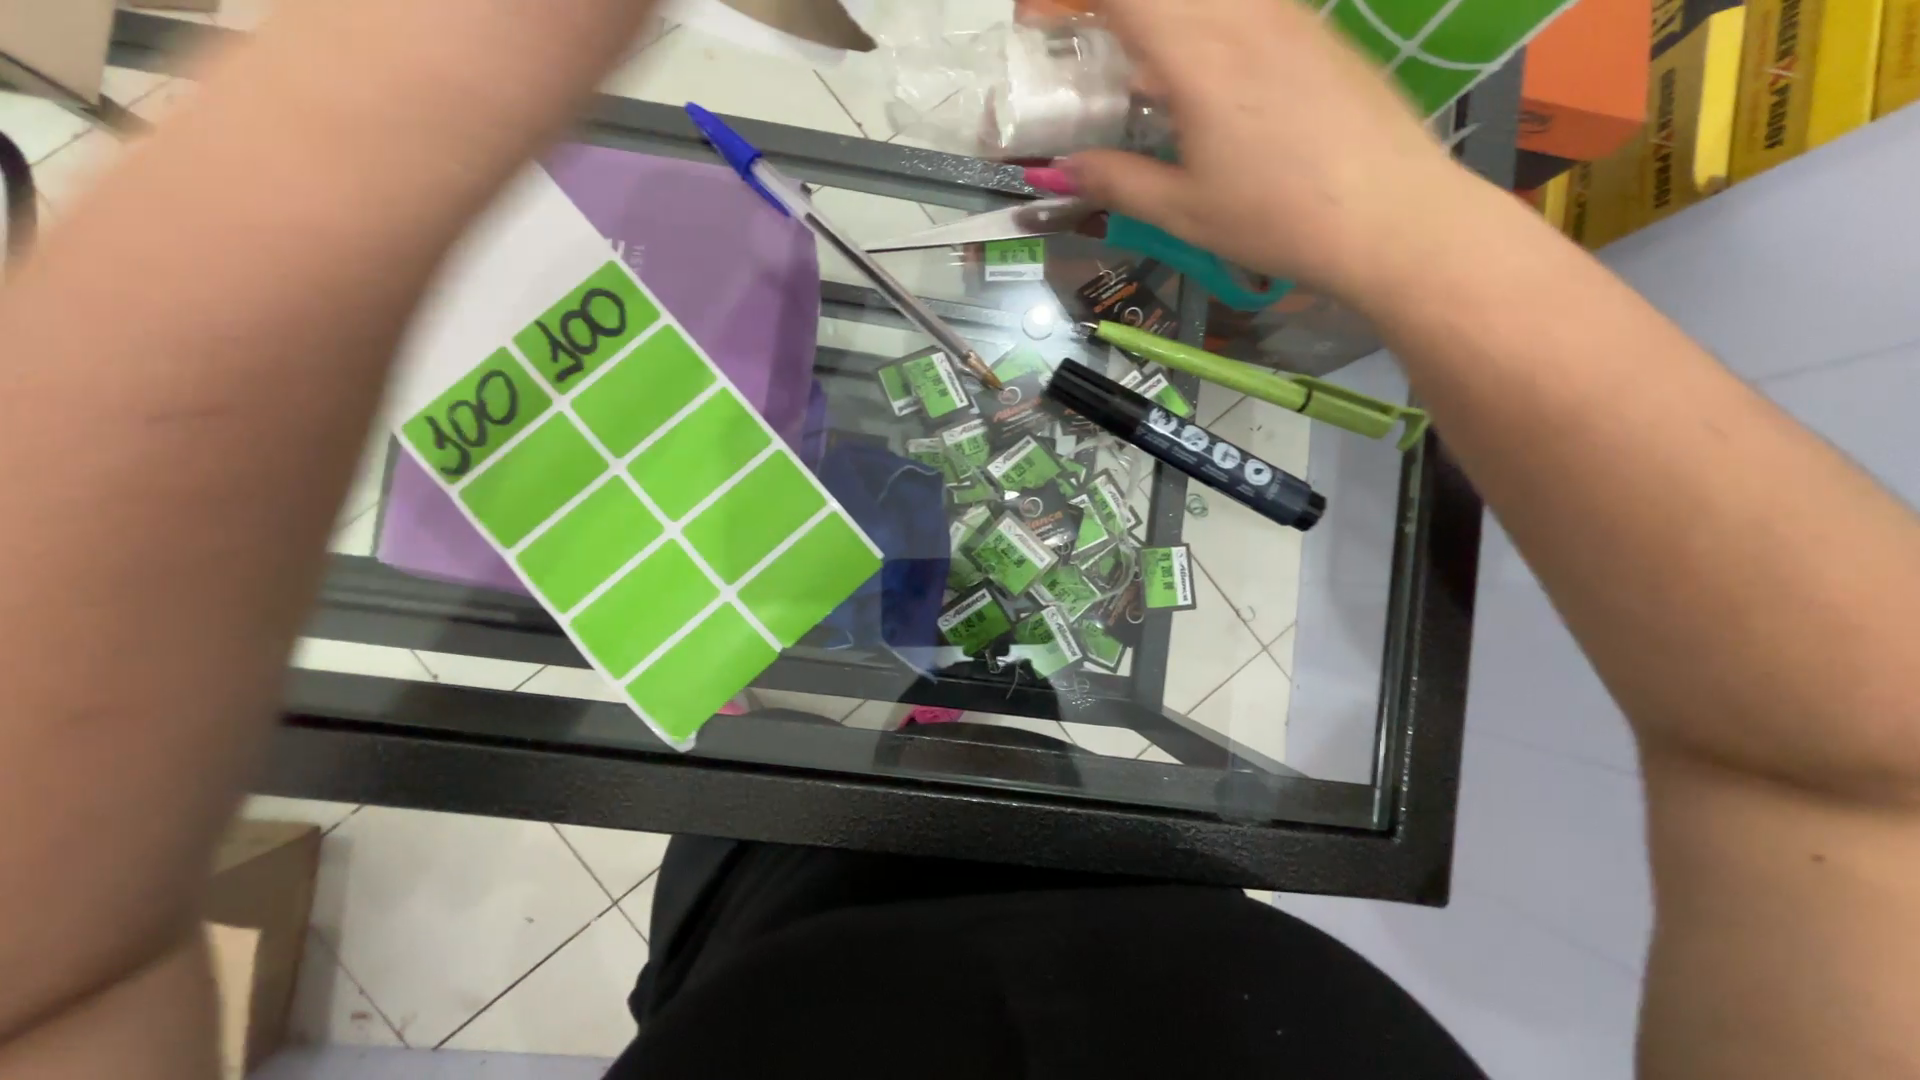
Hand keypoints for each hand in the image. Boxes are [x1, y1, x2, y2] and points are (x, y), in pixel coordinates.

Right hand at [1061, 0, 1477, 304]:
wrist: (1394, 217)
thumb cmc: (1278, 219)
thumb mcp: (1183, 212)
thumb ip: (1115, 181)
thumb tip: (1061, 171)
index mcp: (1198, 53)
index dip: (1070, 0)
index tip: (1036, 18)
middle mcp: (1244, 14)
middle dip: (1114, 10)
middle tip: (1085, 43)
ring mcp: (1288, 16)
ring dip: (1163, 19)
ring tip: (1141, 67)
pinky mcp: (1319, 32)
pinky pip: (1247, 6)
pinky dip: (1206, 22)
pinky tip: (1206, 78)